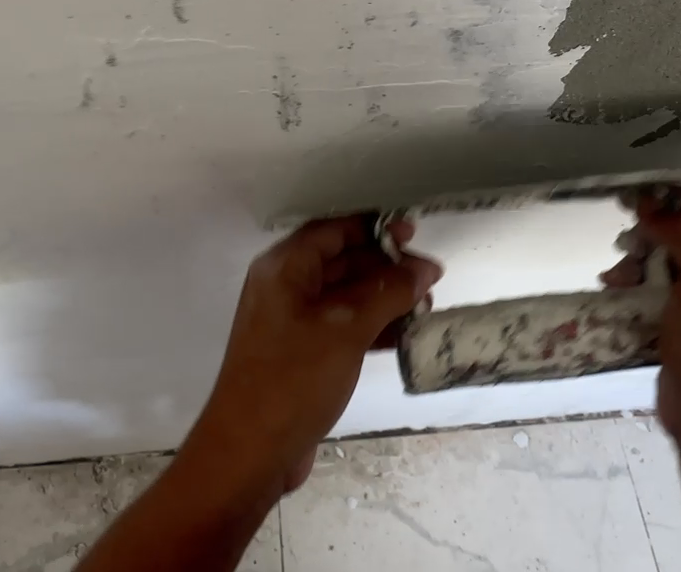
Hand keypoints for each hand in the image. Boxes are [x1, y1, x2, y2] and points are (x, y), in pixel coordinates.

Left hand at [182, 216, 440, 497]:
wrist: (250, 452)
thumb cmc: (295, 378)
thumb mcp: (346, 329)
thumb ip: (387, 293)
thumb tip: (423, 268)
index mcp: (284, 267)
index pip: (333, 230)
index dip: (373, 228)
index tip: (412, 233)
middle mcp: (284, 286)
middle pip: (341, 261)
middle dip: (385, 267)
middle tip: (430, 277)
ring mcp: (291, 321)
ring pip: (345, 295)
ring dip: (383, 298)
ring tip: (426, 307)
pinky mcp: (300, 352)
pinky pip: (341, 325)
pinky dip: (371, 325)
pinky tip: (404, 335)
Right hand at [633, 186, 680, 475]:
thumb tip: (653, 204)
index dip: (675, 197)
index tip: (630, 195)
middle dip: (652, 233)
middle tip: (623, 242)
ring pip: (671, 262)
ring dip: (640, 261)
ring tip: (615, 276)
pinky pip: (663, 293)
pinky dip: (638, 287)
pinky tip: (616, 291)